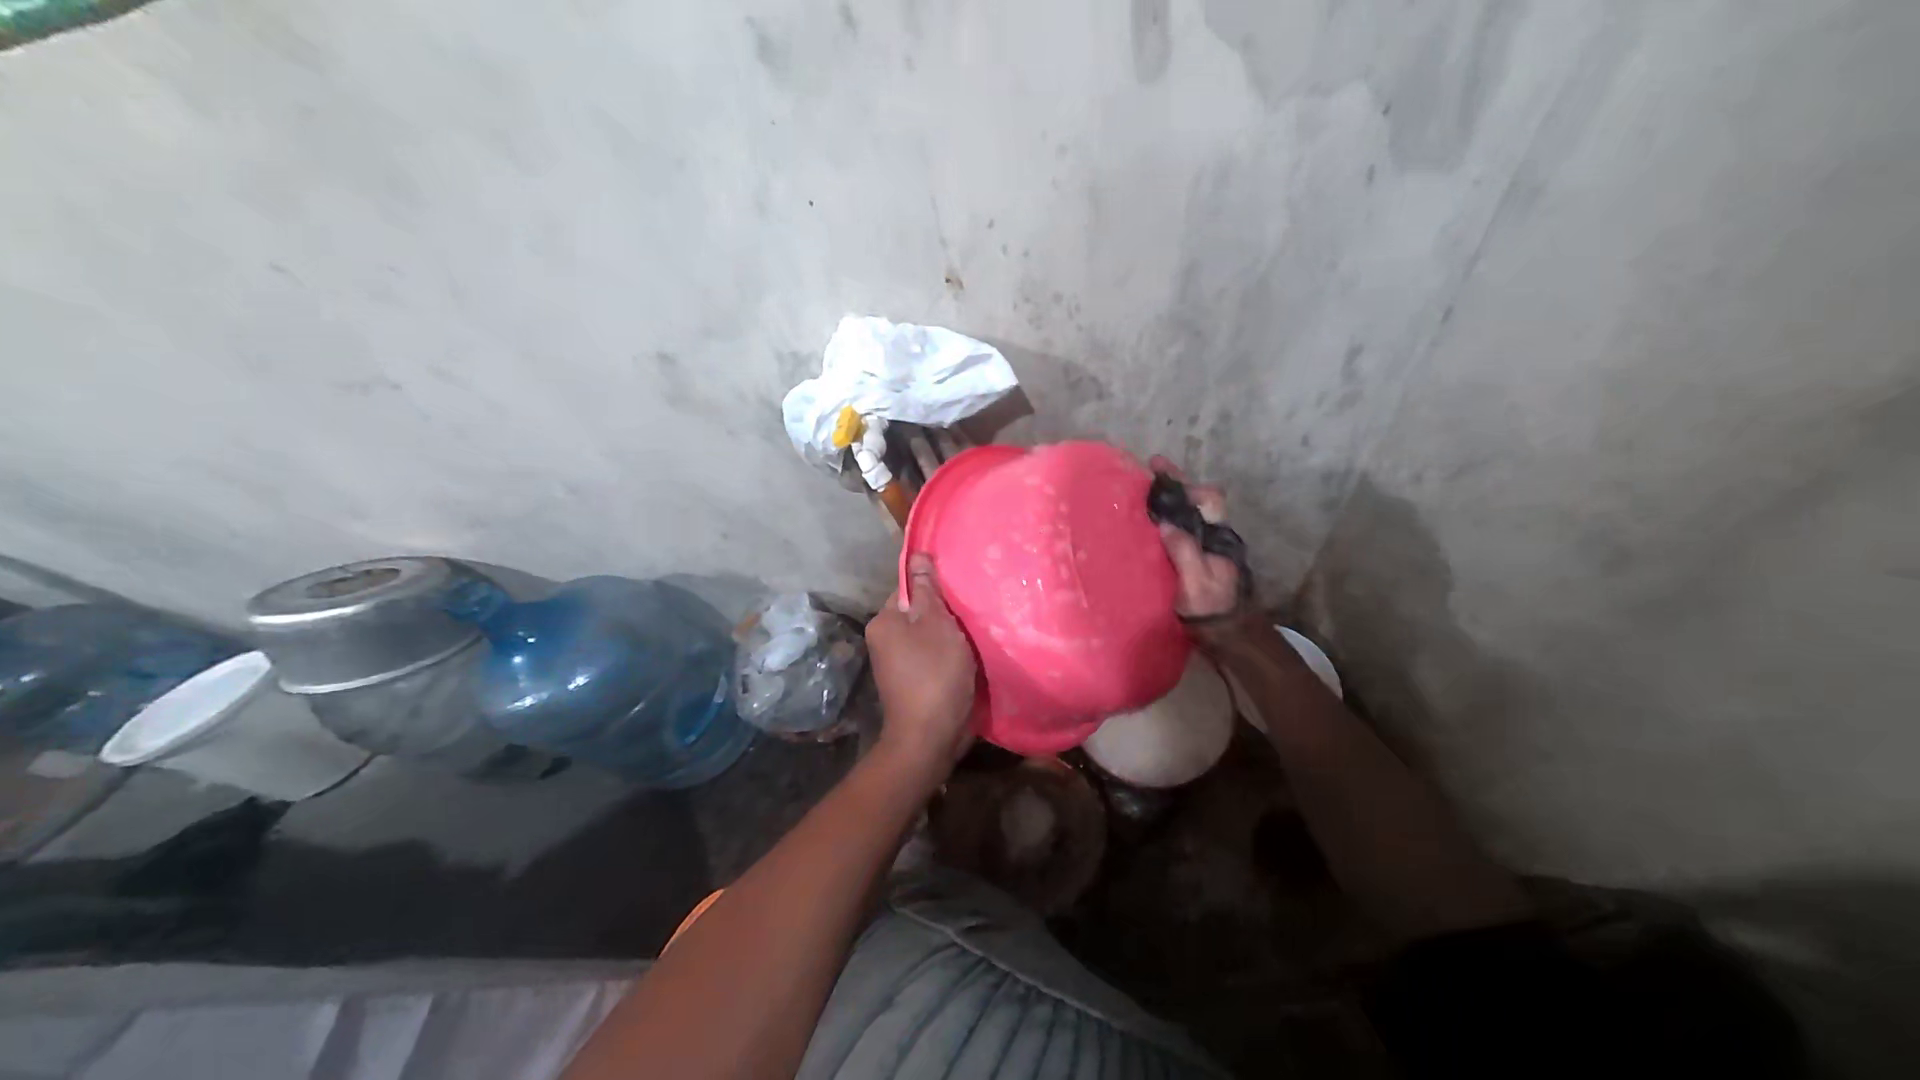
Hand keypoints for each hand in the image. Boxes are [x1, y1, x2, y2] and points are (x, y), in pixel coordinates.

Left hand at [865, 553, 976, 778]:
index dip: (935, 586)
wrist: (929, 737)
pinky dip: (950, 656)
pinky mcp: (914, 683)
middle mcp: (885, 640)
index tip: (961, 590)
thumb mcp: (936, 624)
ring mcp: (898, 664)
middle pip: (919, 613)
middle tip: (974, 609)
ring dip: (951, 635)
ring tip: (976, 631)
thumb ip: (927, 590)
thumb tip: (916, 555)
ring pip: (929, 637)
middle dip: (945, 612)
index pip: (907, 588)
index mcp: (883, 621)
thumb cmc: (934, 674)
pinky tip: (970, 656)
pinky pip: (933, 658)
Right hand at [1148, 455, 1242, 618]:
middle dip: (1177, 485)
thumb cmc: (1211, 609)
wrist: (1225, 636)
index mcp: (1217, 538)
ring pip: (1191, 516)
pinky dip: (1168, 520)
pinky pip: (1182, 531)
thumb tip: (1166, 524)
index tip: (1160, 470)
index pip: (1209, 499)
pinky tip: (1150, 521)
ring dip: (1172, 501)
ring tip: (1146, 490)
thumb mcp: (1196, 583)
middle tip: (1151, 468)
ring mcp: (1205, 549)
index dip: (1187, 483)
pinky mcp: (1195, 561)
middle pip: (1199, 502)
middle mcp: (1214, 538)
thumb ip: (1184, 552)